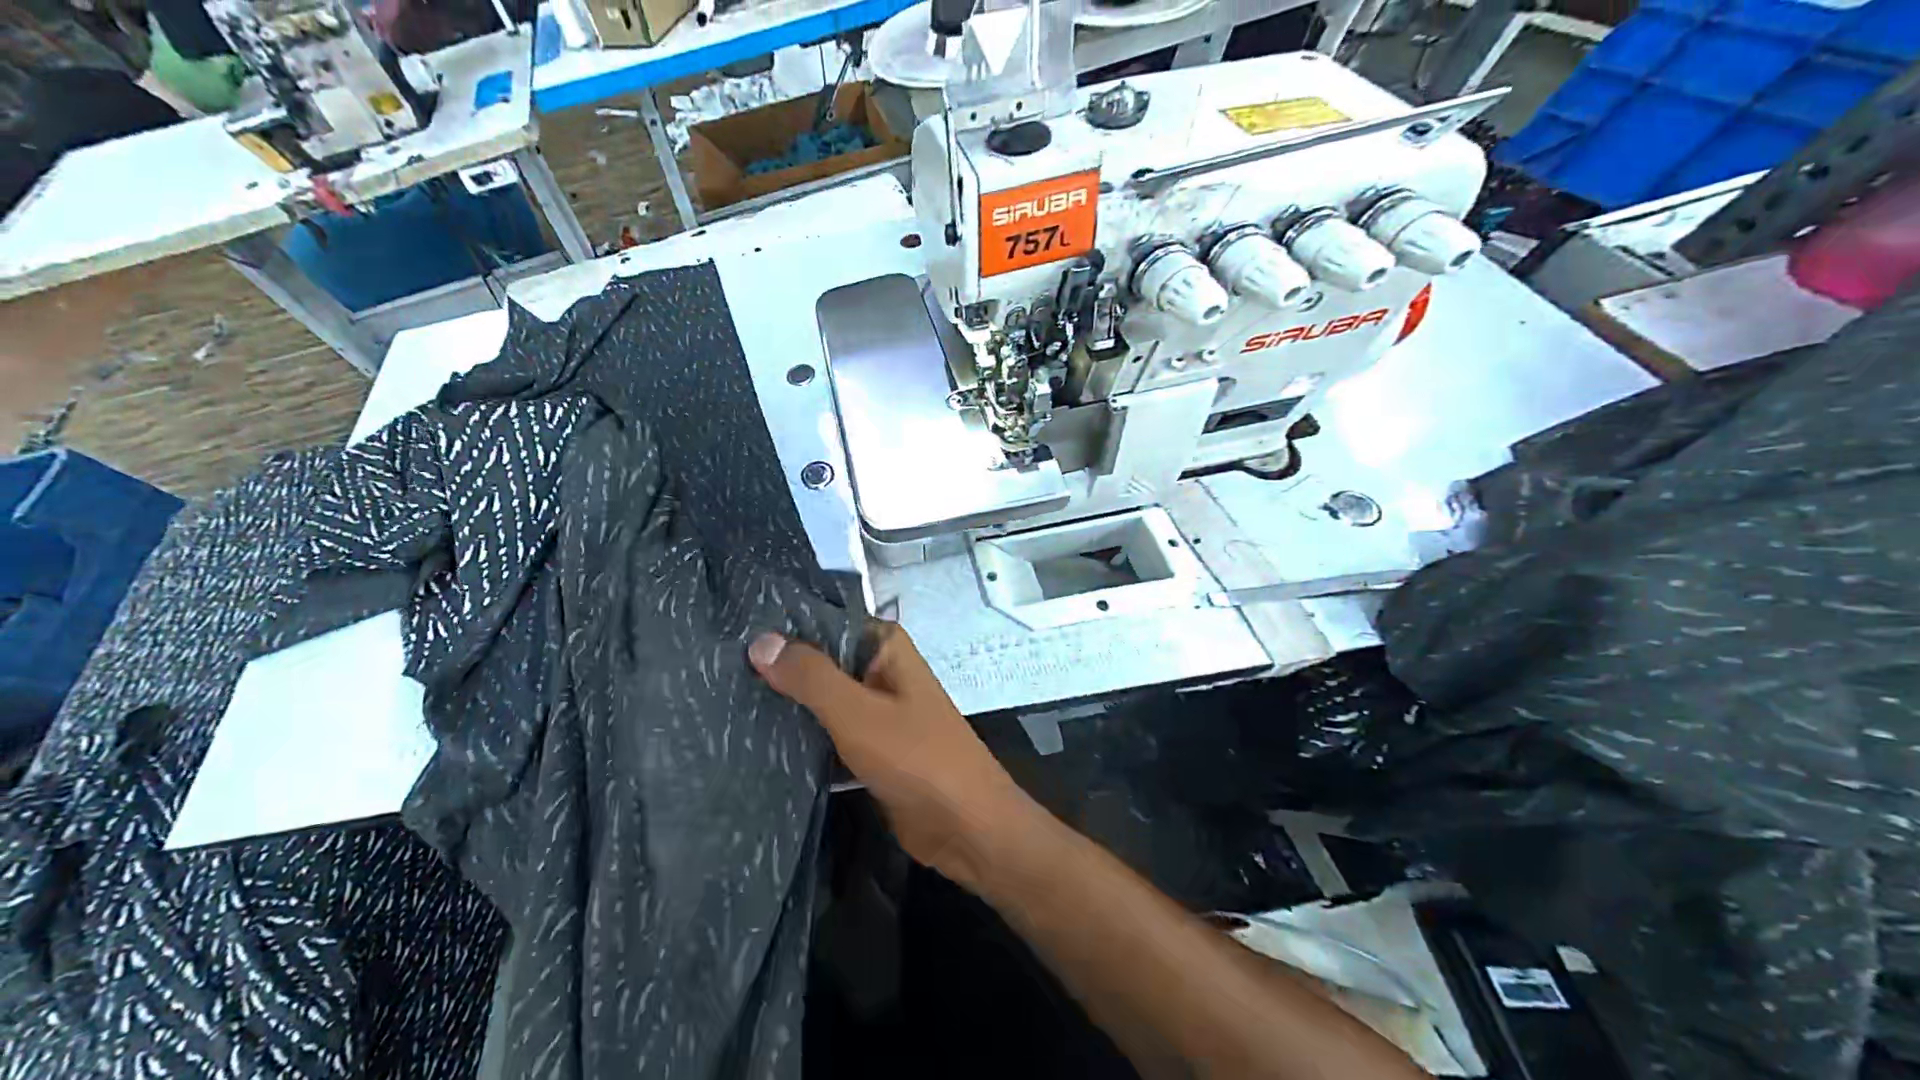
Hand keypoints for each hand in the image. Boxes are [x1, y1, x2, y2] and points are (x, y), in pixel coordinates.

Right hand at [748, 622, 1035, 884]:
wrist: (967, 827)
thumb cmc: (918, 758)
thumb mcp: (858, 713)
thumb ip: (810, 677)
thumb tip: (759, 640)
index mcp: (885, 648)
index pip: (824, 625)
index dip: (781, 632)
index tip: (728, 639)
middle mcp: (881, 671)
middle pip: (820, 665)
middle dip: (778, 674)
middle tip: (717, 678)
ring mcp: (877, 712)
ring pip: (823, 703)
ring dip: (788, 709)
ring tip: (725, 707)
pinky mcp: (871, 750)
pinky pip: (829, 736)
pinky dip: (803, 740)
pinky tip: (756, 744)